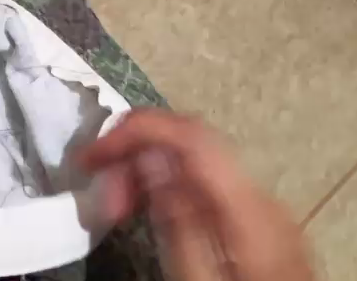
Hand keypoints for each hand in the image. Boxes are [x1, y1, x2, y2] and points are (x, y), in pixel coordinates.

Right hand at [81, 111, 314, 280]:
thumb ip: (177, 220)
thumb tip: (149, 156)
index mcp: (250, 212)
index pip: (189, 136)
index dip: (135, 130)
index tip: (92, 158)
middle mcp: (261, 198)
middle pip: (190, 140)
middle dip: (135, 150)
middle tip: (99, 189)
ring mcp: (264, 210)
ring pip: (195, 158)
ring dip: (148, 167)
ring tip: (115, 205)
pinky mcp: (258, 225)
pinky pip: (205, 182)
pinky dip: (169, 183)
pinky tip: (148, 209)